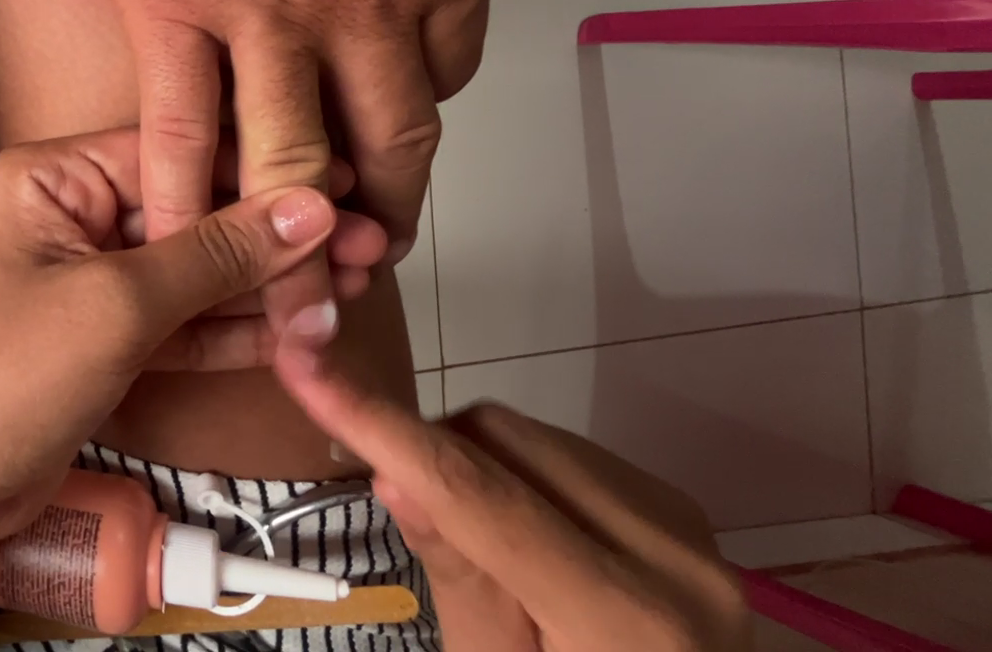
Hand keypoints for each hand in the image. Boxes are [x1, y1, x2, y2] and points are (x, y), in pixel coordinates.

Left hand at [0, 128, 386, 544]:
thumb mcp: (116, 304)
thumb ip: (215, 253)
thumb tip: (306, 205)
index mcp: (58, 178)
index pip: (176, 150)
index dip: (261, 167)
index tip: (344, 180)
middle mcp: (75, 216)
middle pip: (194, 211)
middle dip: (276, 232)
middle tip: (366, 241)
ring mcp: (93, 278)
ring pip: (196, 270)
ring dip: (267, 281)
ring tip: (351, 281)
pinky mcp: (107, 336)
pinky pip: (182, 320)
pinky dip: (234, 326)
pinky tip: (297, 324)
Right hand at [39, 0, 487, 330]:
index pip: (441, 72)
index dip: (411, 120)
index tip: (382, 142)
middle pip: (384, 139)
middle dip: (381, 217)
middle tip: (366, 261)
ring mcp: (260, 10)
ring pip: (287, 159)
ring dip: (289, 236)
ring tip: (282, 286)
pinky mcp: (166, 8)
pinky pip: (181, 128)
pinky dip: (184, 197)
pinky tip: (178, 243)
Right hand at [272, 335, 750, 650]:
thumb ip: (454, 573)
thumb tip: (393, 475)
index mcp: (624, 620)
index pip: (474, 494)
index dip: (382, 427)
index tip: (305, 371)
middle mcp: (671, 553)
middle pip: (500, 438)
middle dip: (433, 452)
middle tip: (411, 512)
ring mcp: (685, 524)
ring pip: (525, 432)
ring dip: (472, 462)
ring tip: (482, 542)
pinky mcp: (678, 507)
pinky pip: (560, 448)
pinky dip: (513, 471)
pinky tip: (525, 533)